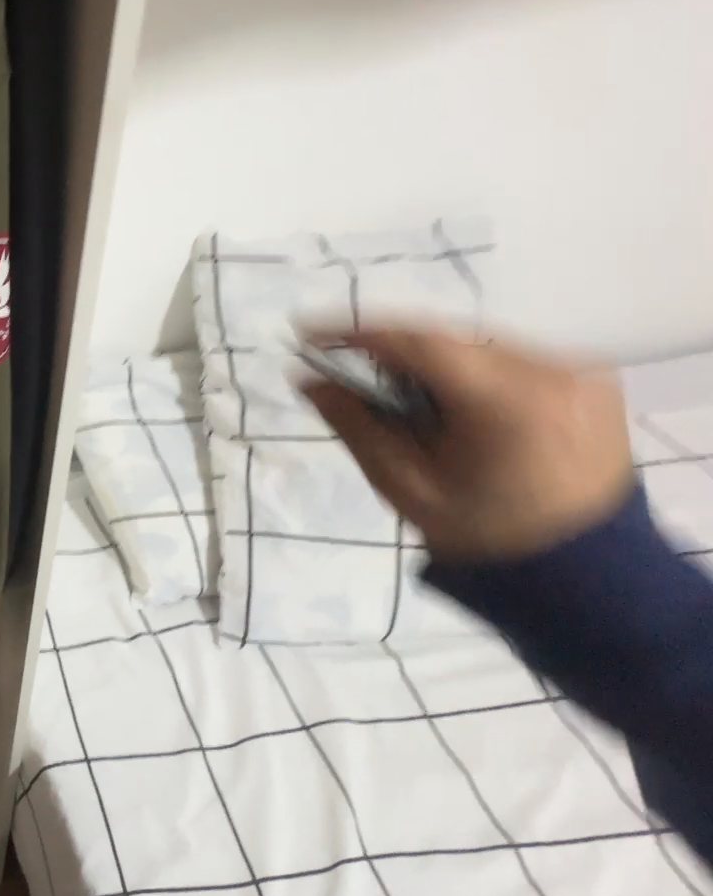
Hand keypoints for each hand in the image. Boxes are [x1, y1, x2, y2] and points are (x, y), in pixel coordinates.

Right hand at [299, 327, 633, 562]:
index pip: (421, 343)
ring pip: (476, 344)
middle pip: (449, 339)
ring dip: (426, 359)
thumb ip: (355, 423)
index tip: (307, 333)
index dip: (357, 332)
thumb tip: (309, 379)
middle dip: (390, 349)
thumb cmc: (479, 530)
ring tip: (392, 386)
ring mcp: (578, 371)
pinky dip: (462, 369)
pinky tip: (442, 395)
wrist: (576, 562)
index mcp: (507, 401)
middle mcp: (552, 370)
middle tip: (344, 368)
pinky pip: (506, 357)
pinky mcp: (588, 378)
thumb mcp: (402, 482)